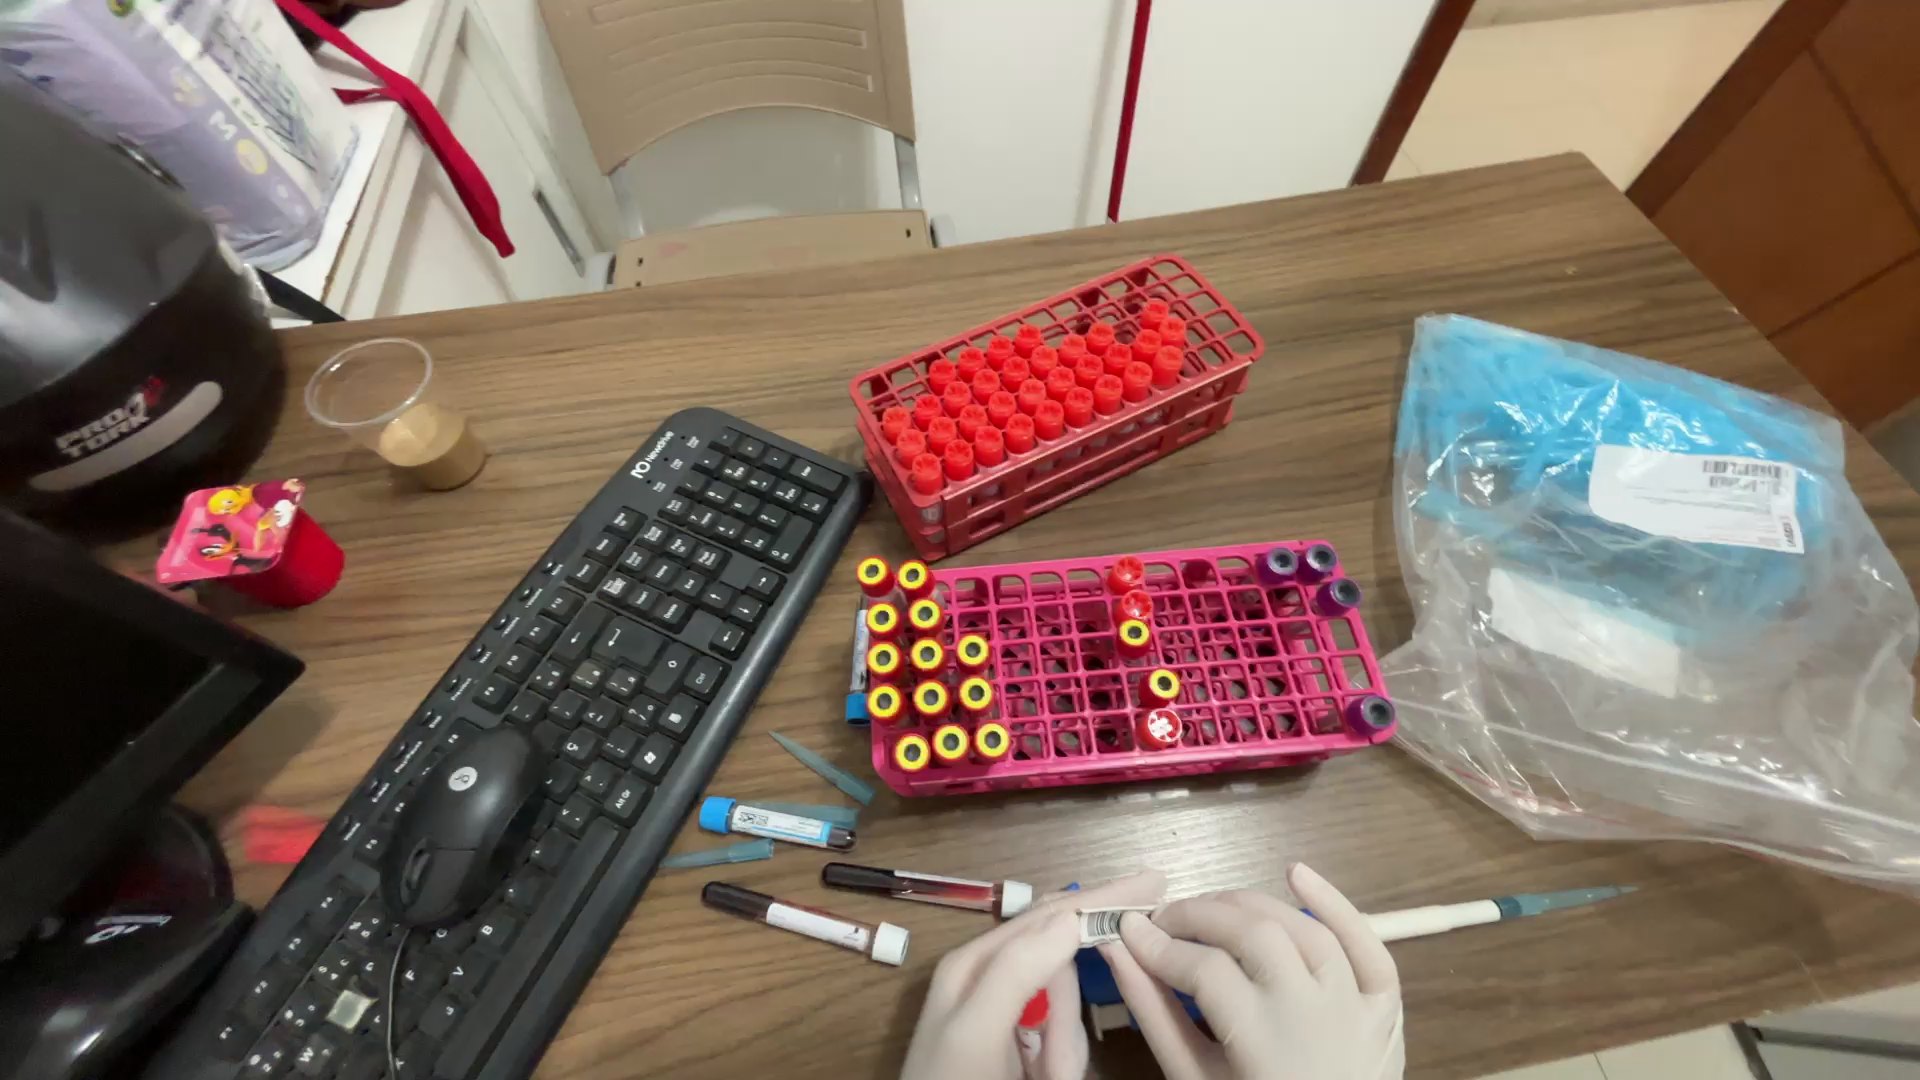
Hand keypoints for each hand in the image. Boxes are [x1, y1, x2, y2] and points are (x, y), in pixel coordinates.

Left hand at [899, 871, 1166, 1079]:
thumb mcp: (977, 1029)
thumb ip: (1018, 969)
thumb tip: (1068, 915)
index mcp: (977, 959)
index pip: (1050, 913)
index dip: (1101, 896)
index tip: (1154, 882)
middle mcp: (993, 976)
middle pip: (1063, 969)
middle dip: (1067, 1021)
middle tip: (1046, 1065)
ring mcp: (1010, 1014)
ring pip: (1068, 1016)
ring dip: (1061, 1053)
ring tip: (1035, 1078)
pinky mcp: (1024, 1048)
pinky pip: (1064, 1047)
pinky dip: (1060, 1064)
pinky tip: (1039, 1078)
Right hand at [1103, 863, 1402, 1079]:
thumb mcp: (1194, 1079)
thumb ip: (1152, 1012)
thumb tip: (1116, 946)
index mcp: (1268, 1047)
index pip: (1206, 969)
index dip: (1160, 944)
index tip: (1127, 930)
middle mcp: (1319, 1017)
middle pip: (1254, 935)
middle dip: (1198, 916)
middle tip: (1163, 921)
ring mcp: (1358, 1011)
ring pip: (1302, 929)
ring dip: (1250, 905)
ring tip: (1211, 909)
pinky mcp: (1383, 1011)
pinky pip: (1369, 947)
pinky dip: (1337, 904)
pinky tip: (1295, 872)